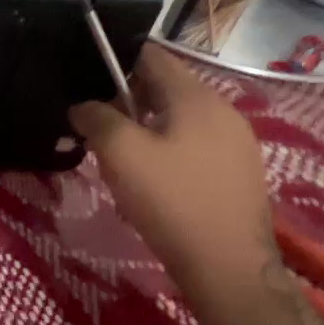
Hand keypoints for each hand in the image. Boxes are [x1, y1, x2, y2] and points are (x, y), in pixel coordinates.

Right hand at [68, 44, 271, 292]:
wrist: (228, 269)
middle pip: (166, 85)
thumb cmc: (171, 199)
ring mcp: (238, 144)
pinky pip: (195, 142)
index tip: (87, 80)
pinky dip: (168, 146)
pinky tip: (151, 175)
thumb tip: (84, 107)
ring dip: (146, 124)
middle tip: (97, 122)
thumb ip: (94, 115)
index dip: (115, 59)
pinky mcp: (239, 173)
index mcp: (197, 98)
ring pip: (179, 116)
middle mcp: (224, 112)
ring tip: (119, 151)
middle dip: (127, 96)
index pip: (151, 55)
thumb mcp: (118, 150)